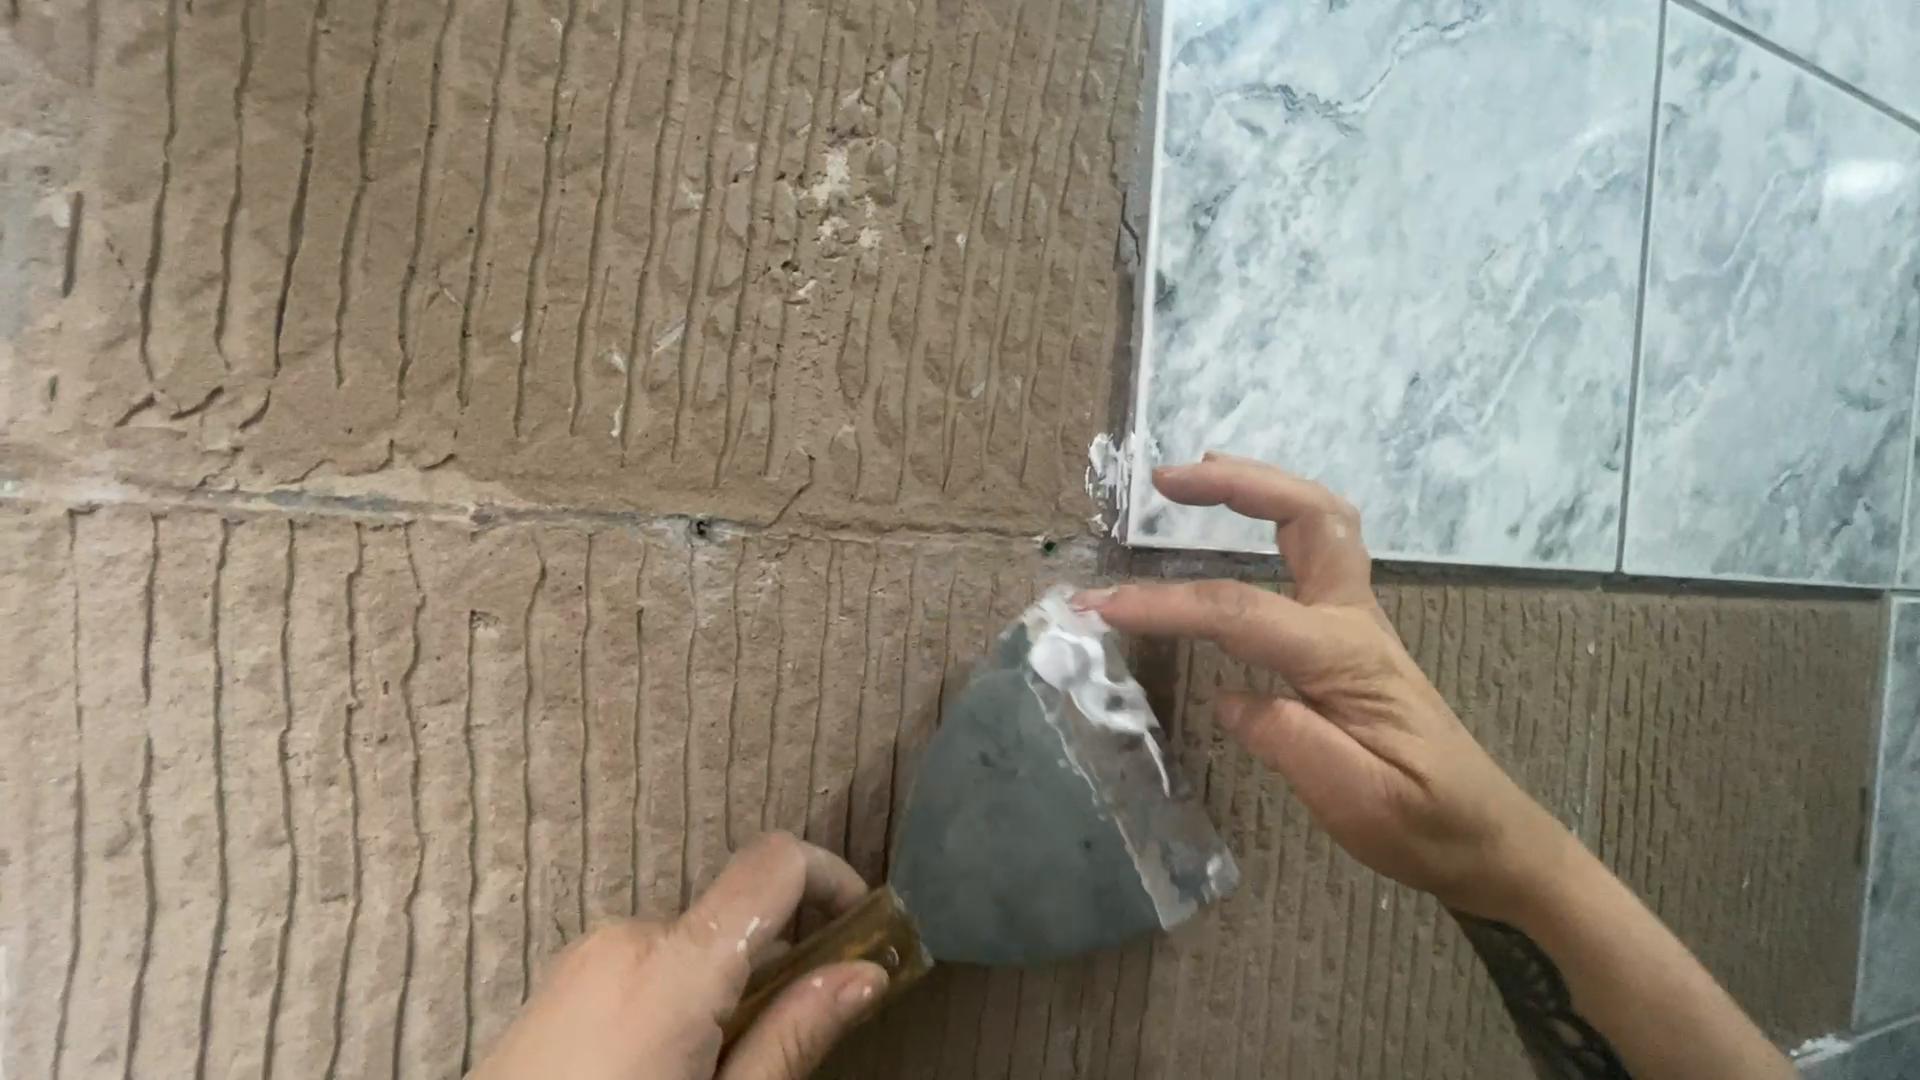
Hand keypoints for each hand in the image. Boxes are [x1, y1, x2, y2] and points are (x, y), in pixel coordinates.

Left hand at [469, 832, 888, 1079]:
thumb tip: (869, 972)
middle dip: (777, 962)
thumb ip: (793, 1036)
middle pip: (737, 914)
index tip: (863, 927)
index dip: (831, 876)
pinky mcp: (561, 981)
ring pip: (694, 944)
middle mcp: (630, 935)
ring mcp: (587, 955)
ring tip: (714, 1070)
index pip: (774, 862)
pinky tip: (661, 1067)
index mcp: (674, 964)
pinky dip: (682, 993)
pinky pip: (649, 962)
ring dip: (728, 985)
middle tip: (787, 1042)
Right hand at [1075, 454, 1575, 921]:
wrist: (1488, 838)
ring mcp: (1355, 619)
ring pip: (1318, 521)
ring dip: (1256, 487)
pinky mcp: (1346, 632)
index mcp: (1346, 657)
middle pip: (1310, 516)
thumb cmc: (1425, 825)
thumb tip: (1228, 697)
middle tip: (1167, 479)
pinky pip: (1310, 551)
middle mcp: (1353, 620)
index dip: (1166, 604)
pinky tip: (1232, 528)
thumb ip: (1289, 741)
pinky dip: (1268, 518)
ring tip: (1193, 478)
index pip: (1240, 612)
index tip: (1100, 605)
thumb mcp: (1358, 802)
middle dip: (1238, 484)